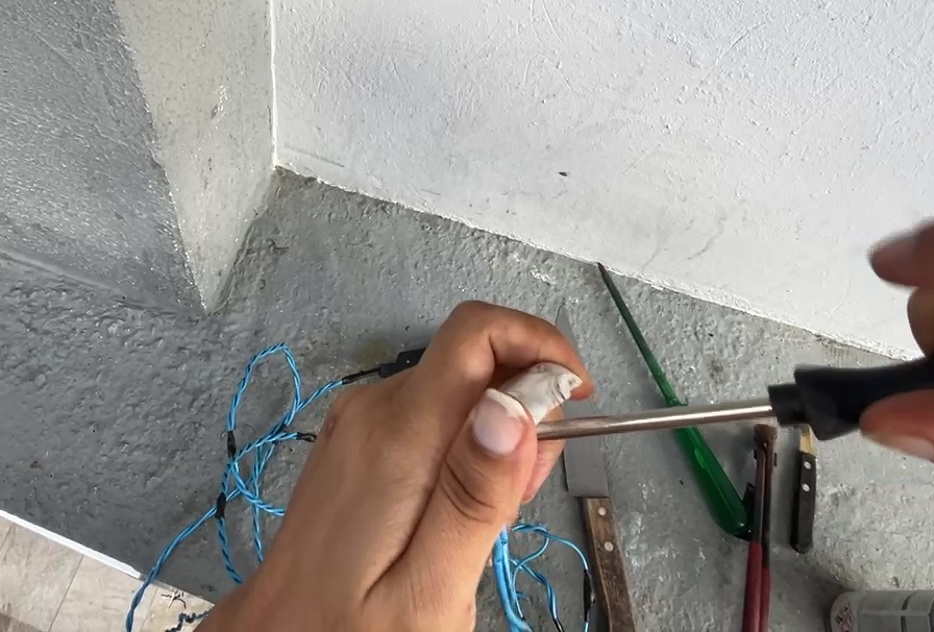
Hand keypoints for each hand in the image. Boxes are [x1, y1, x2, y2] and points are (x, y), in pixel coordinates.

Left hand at [200, 301, 589, 631]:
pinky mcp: (360, 433)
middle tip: (527, 492)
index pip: (475, 331)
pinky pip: (430, 410)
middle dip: (525, 401)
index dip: (538, 344)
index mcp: (398, 430)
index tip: (579, 398)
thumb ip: (475, 494)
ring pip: (457, 385)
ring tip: (493, 516)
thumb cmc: (354, 628)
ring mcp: (363, 415)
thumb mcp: (429, 586)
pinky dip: (466, 441)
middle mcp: (376, 404)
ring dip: (499, 429)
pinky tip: (461, 506)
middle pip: (472, 356)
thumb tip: (512, 403)